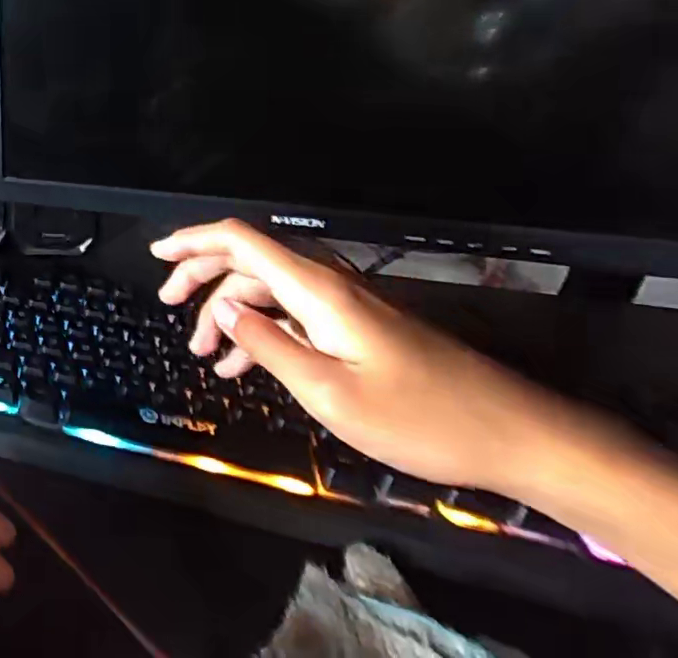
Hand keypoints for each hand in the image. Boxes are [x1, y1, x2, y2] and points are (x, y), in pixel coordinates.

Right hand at [151, 219, 581, 494]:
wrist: (519, 436)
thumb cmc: (422, 417)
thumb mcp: (330, 392)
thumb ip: (268, 344)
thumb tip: (224, 311)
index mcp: (315, 290)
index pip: (241, 241)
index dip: (193, 240)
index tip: (158, 254)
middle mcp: (324, 286)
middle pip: (246, 261)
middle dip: (199, 278)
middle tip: (168, 304)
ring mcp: (341, 306)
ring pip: (265, 292)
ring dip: (228, 315)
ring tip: (204, 354)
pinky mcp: (354, 327)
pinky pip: (291, 316)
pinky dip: (260, 333)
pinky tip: (243, 365)